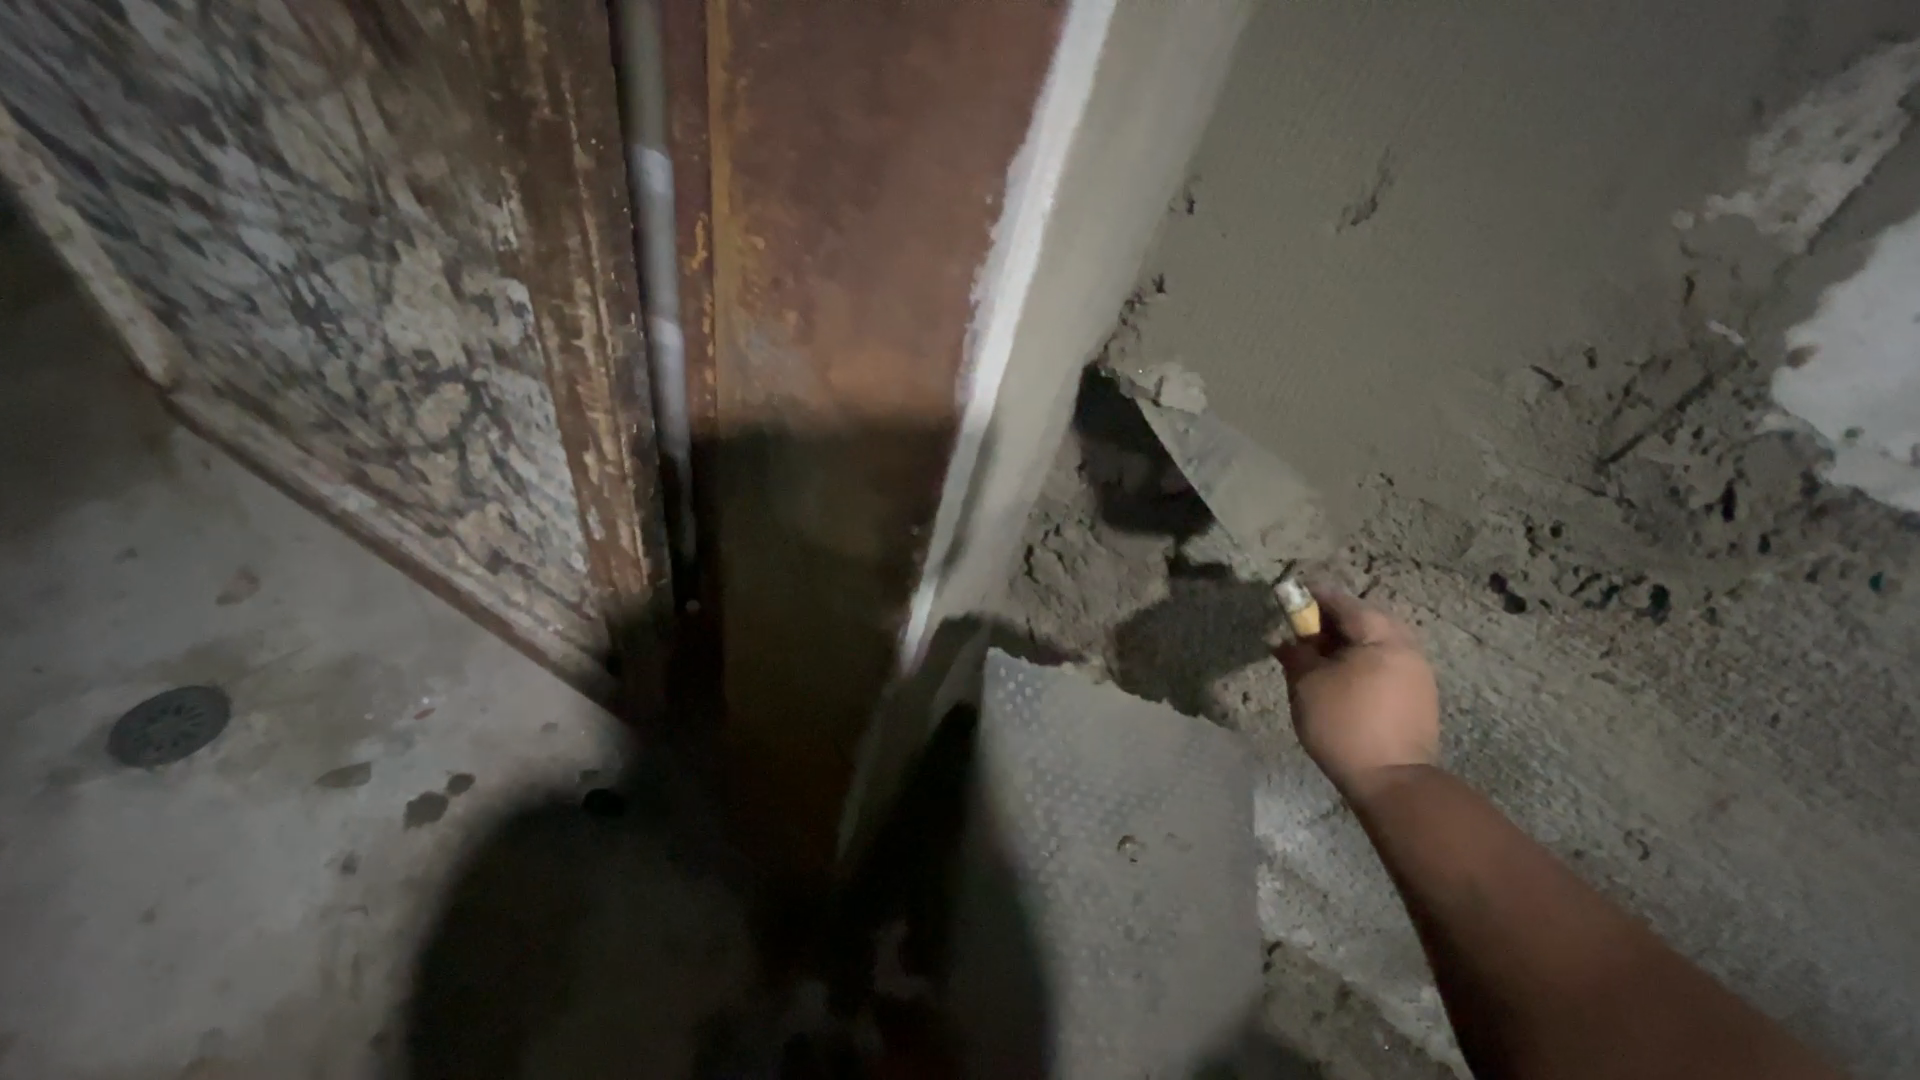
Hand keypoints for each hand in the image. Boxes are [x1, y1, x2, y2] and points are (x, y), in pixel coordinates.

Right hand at [1274, 588, 1439, 799]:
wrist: (1392, 781)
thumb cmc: (1344, 725)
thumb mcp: (1306, 684)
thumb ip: (1295, 653)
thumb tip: (1286, 639)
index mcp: (1382, 636)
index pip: (1343, 602)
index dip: (1313, 597)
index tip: (1289, 598)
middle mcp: (1407, 647)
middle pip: (1365, 620)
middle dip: (1332, 621)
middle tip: (1303, 631)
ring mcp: (1418, 672)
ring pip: (1377, 643)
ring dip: (1348, 643)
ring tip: (1320, 658)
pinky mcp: (1420, 696)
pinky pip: (1386, 664)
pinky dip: (1362, 661)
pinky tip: (1342, 679)